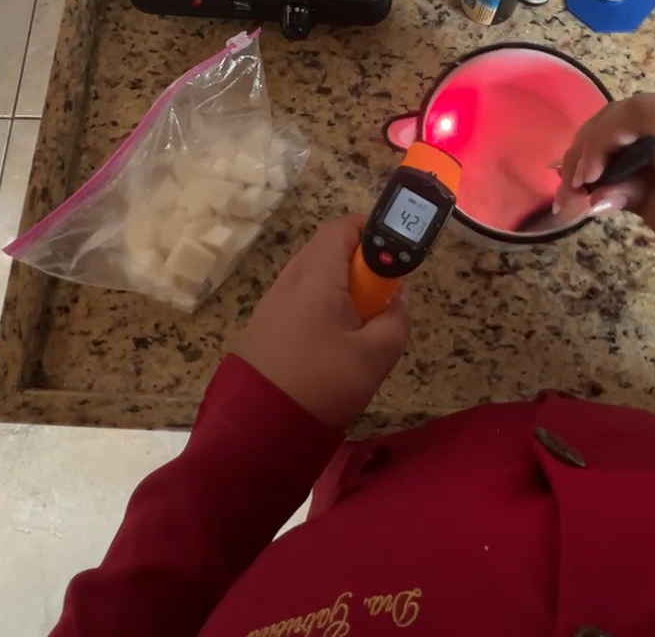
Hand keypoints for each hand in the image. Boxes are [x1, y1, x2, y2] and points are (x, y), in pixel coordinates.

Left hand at [230, 215, 409, 428]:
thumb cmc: (320, 382)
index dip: (375, 232)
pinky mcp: (268, 324)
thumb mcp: (375, 355)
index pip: (345, 226)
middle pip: (333, 250)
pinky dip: (327, 309)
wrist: (257, 427)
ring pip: (320, 277)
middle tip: (383, 299)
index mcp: (316, 272)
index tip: (396, 258)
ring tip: (363, 328)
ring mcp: (276, 300)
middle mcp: (292, 277)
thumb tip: (398, 299)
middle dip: (364, 268)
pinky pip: (305, 299)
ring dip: (346, 292)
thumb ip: (396, 319)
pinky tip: (337, 346)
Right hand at [553, 94, 654, 286]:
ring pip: (642, 113)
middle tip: (570, 188)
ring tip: (586, 182)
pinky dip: (630, 141)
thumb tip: (593, 192)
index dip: (599, 141)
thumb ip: (640, 201)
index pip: (640, 115)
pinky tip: (615, 171)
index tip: (582, 182)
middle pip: (633, 109)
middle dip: (592, 143)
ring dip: (607, 142)